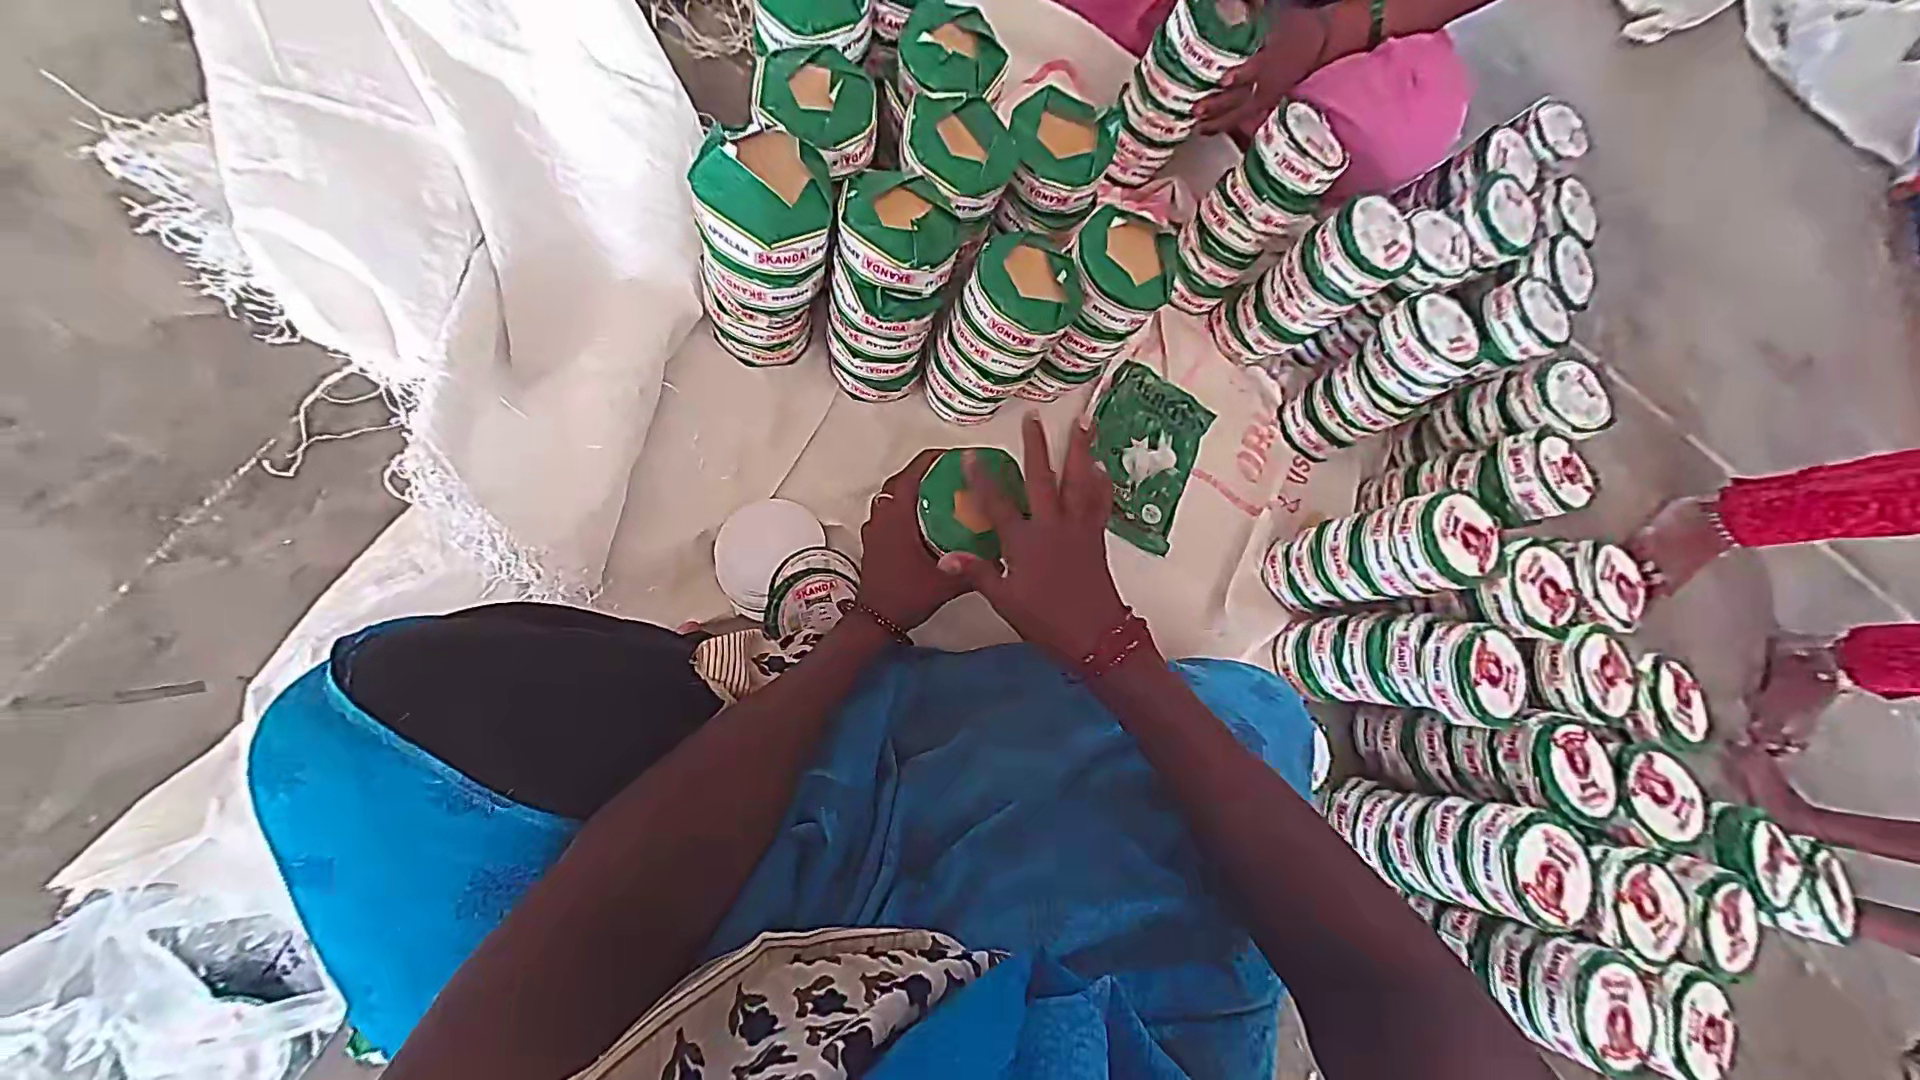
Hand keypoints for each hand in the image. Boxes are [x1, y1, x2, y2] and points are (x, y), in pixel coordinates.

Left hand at [855, 450, 969, 630]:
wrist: (875, 621)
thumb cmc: (905, 596)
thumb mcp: (946, 581)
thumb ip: (974, 567)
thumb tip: (1002, 557)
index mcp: (897, 517)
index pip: (913, 473)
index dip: (934, 459)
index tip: (955, 457)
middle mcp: (882, 517)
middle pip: (902, 480)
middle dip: (926, 472)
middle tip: (952, 474)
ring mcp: (875, 530)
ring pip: (893, 497)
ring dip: (914, 490)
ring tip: (941, 494)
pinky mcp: (874, 543)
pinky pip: (889, 513)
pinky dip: (906, 508)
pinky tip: (925, 521)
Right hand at [939, 414, 1136, 665]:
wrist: (1095, 635)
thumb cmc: (1045, 620)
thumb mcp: (1005, 600)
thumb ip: (977, 573)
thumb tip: (945, 558)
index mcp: (1024, 542)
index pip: (998, 503)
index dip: (982, 478)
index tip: (972, 454)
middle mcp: (1051, 526)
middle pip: (1042, 479)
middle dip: (1035, 446)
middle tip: (1033, 417)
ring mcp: (1077, 527)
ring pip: (1078, 481)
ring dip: (1080, 450)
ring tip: (1084, 422)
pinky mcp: (1096, 535)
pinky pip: (1099, 502)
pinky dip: (1101, 483)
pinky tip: (1101, 467)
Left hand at [1196, 6, 1327, 135]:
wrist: (1318, 45)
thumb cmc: (1295, 28)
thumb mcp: (1278, 19)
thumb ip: (1255, 14)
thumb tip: (1238, 1)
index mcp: (1272, 59)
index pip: (1254, 70)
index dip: (1240, 76)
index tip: (1224, 80)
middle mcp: (1267, 83)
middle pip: (1240, 98)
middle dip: (1217, 105)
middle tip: (1197, 109)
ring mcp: (1264, 99)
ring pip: (1237, 115)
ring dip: (1215, 122)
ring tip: (1195, 127)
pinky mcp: (1261, 108)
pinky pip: (1239, 121)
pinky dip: (1220, 126)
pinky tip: (1202, 129)